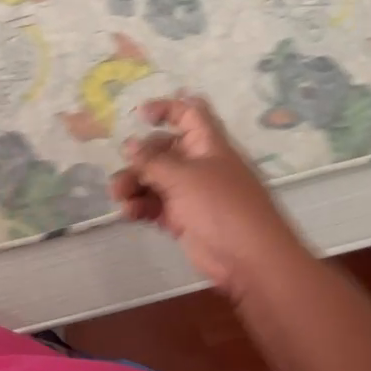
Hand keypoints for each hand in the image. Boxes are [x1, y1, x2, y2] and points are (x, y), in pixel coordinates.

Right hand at [109, 92, 311, 299]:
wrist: (251, 262)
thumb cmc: (221, 207)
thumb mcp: (183, 177)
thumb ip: (152, 160)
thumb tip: (129, 144)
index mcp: (208, 146)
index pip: (189, 114)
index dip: (166, 108)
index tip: (139, 116)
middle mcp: (199, 165)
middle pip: (162, 150)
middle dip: (138, 159)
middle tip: (125, 172)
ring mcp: (191, 193)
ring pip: (153, 179)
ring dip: (133, 184)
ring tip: (119, 196)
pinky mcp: (183, 218)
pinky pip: (154, 204)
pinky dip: (140, 206)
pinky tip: (129, 213)